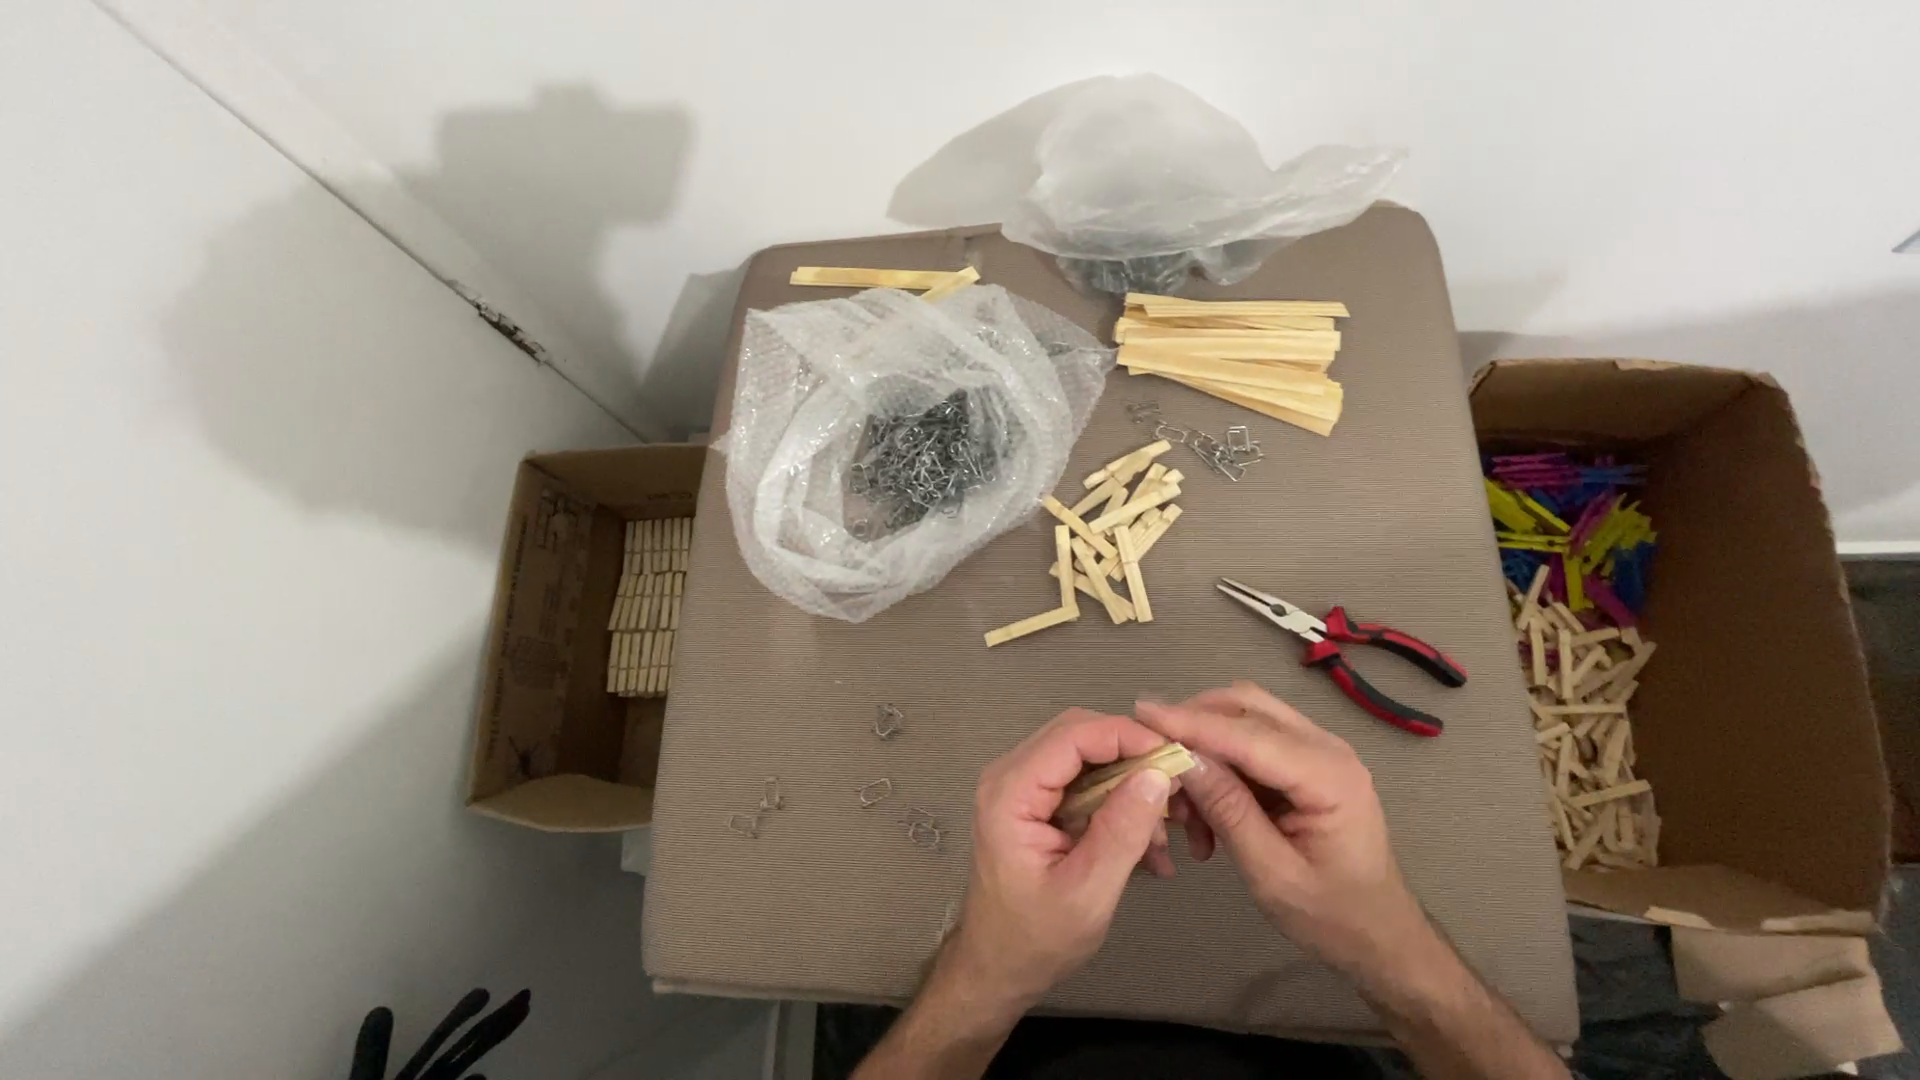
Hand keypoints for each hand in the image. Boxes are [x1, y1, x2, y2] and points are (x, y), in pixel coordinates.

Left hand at [945, 707, 1175, 1013]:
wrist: (997, 967)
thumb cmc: (1035, 939)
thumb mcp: (1087, 893)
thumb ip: (1121, 831)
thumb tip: (1158, 774)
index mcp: (1010, 792)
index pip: (1073, 735)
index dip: (1126, 735)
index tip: (1176, 758)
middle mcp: (1010, 775)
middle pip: (1079, 735)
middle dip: (1133, 756)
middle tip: (1177, 789)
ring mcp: (1021, 786)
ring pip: (1086, 756)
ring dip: (1129, 783)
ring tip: (1164, 832)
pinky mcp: (1035, 801)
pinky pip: (1083, 782)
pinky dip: (1118, 801)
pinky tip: (1148, 842)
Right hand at [1137, 683, 1429, 981]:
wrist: (1381, 938)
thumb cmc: (1332, 917)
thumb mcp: (1272, 874)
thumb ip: (1228, 811)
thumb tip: (1184, 759)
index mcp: (1328, 777)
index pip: (1246, 734)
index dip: (1191, 721)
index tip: (1141, 712)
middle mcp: (1327, 748)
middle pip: (1246, 706)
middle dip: (1194, 721)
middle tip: (1153, 754)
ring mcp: (1318, 750)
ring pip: (1245, 716)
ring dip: (1204, 744)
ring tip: (1183, 801)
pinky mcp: (1305, 761)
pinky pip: (1251, 740)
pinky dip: (1219, 762)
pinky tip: (1205, 809)